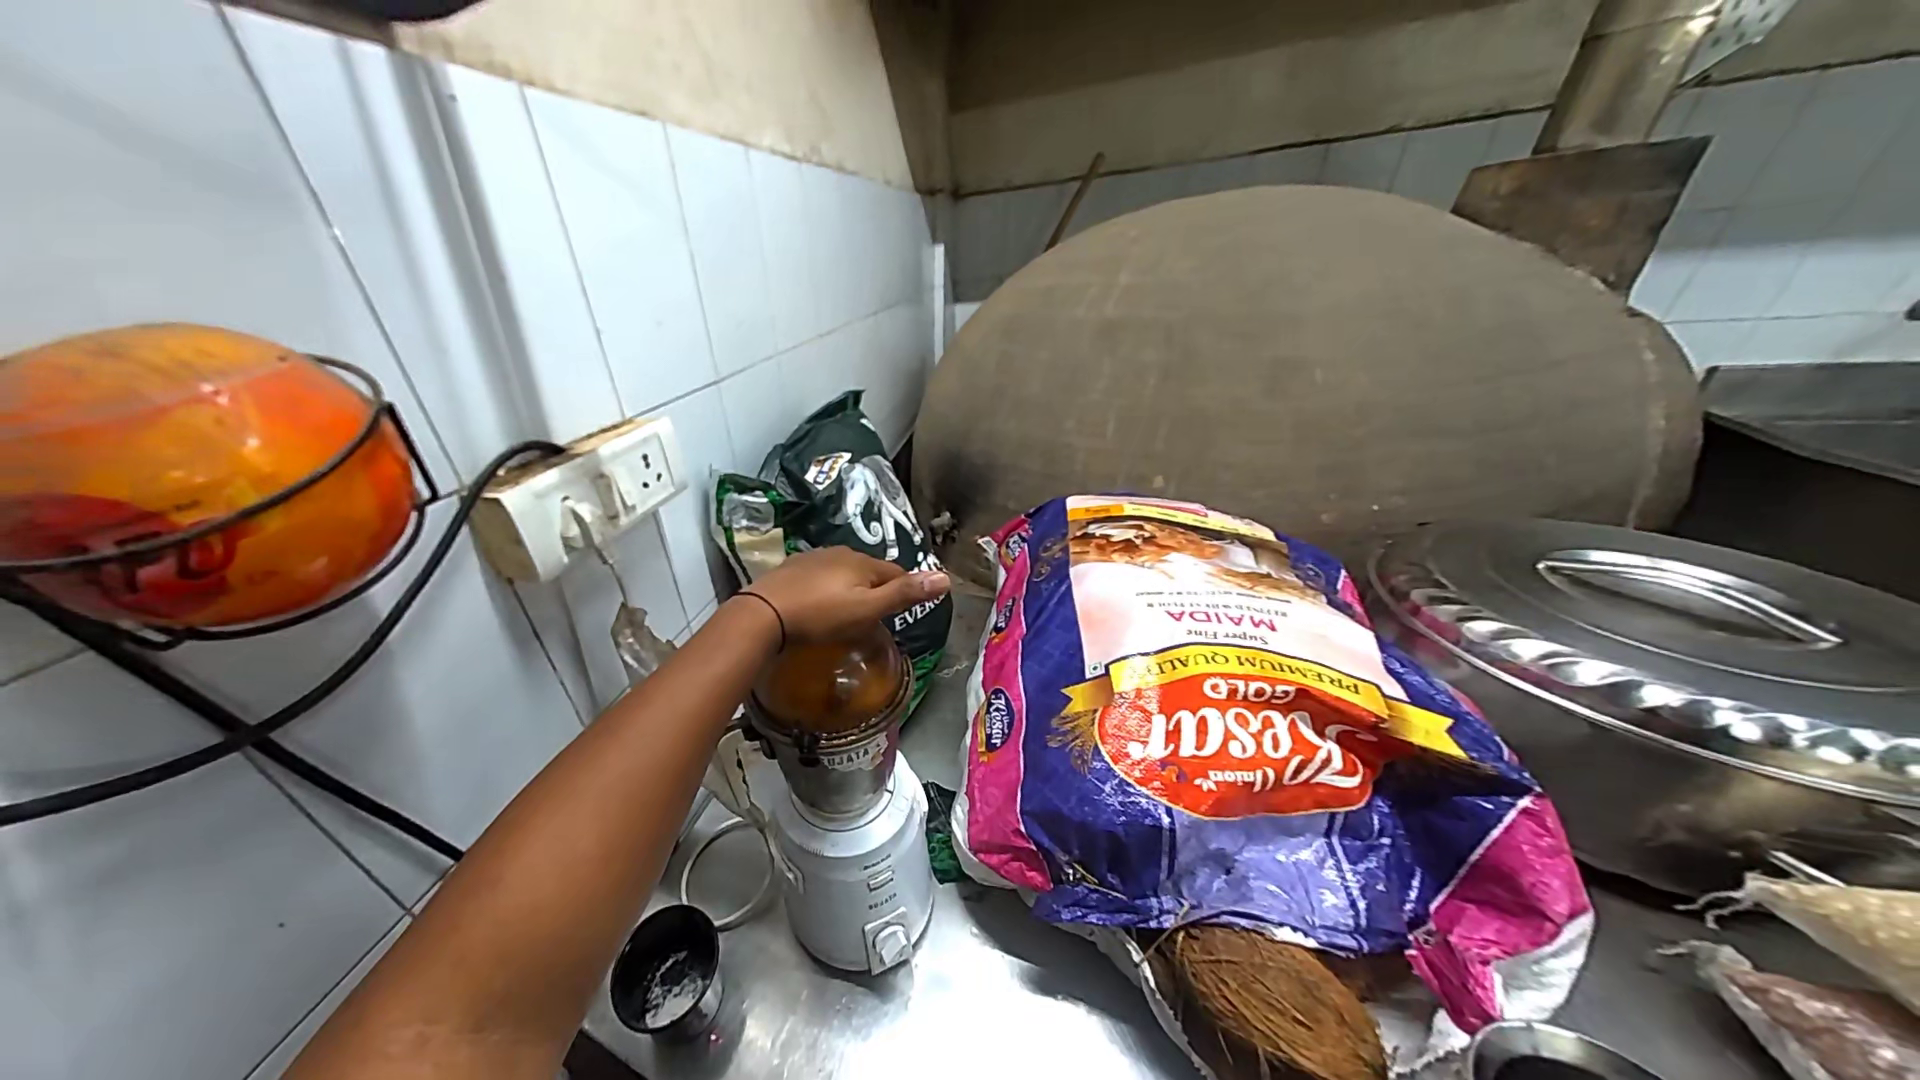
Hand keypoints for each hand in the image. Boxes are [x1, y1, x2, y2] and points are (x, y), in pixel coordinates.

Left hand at [741, 547, 948, 645]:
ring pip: (844, 572)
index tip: (905, 610)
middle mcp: (840, 553)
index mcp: (863, 562)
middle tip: (876, 617)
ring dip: (850, 588)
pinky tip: (819, 605)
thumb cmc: (821, 615)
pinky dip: (826, 589)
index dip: (904, 590)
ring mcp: (813, 558)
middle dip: (877, 589)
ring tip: (848, 613)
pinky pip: (820, 577)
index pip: (896, 572)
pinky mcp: (792, 569)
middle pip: (870, 571)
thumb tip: (946, 577)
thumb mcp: (868, 609)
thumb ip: (905, 593)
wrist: (763, 614)